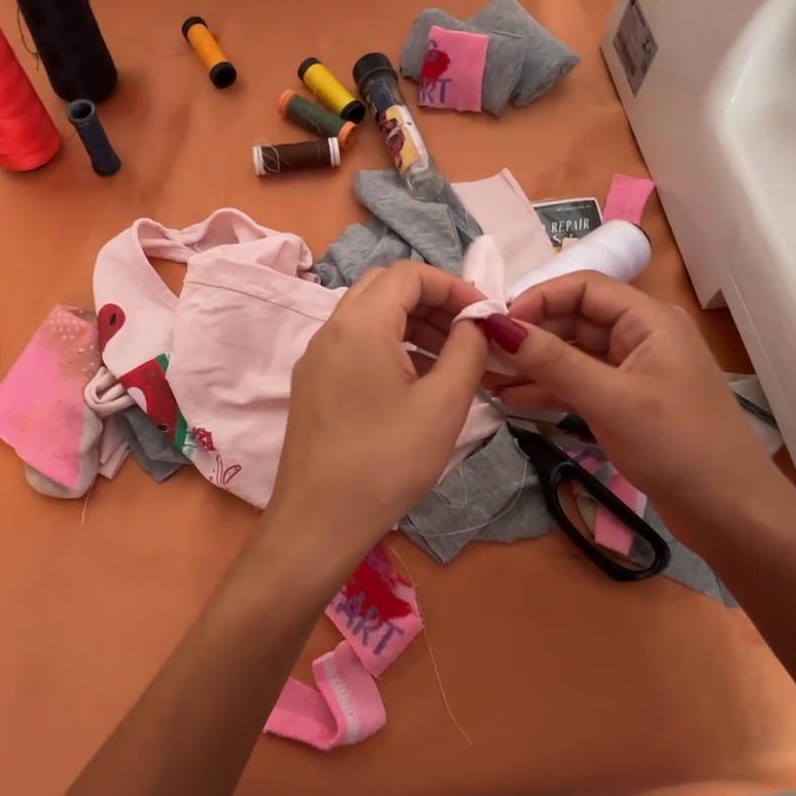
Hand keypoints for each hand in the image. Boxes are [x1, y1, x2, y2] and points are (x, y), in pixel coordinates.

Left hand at [264, 261, 490, 569]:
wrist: (319, 522)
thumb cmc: (387, 462)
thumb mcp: (443, 405)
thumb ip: (467, 350)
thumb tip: (474, 323)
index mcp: (359, 324)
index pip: (408, 274)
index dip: (452, 285)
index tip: (484, 315)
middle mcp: (329, 329)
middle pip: (384, 288)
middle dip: (431, 301)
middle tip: (468, 333)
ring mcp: (315, 358)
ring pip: (368, 317)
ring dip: (411, 325)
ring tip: (451, 360)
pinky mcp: (311, 385)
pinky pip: (353, 345)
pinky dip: (389, 347)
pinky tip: (416, 383)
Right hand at [479, 272, 792, 541]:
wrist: (730, 512)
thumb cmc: (676, 445)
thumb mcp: (609, 399)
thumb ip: (552, 361)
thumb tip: (497, 325)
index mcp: (649, 320)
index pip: (583, 287)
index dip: (538, 298)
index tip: (496, 323)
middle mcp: (641, 337)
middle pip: (575, 319)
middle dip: (529, 334)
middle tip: (481, 353)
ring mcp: (634, 372)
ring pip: (574, 354)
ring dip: (533, 364)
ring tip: (486, 377)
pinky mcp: (627, 404)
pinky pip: (580, 384)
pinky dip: (549, 390)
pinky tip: (512, 400)